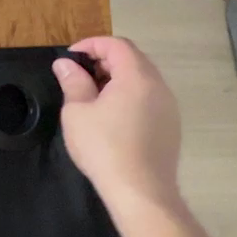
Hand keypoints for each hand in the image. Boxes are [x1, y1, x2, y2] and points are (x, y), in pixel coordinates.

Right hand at [53, 37, 183, 217]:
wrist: (141, 191)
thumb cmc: (104, 147)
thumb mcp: (77, 112)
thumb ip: (73, 82)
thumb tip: (66, 65)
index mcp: (137, 77)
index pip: (117, 45)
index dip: (91, 45)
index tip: (69, 59)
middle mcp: (159, 87)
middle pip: (133, 58)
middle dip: (104, 59)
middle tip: (79, 74)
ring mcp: (169, 107)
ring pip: (143, 78)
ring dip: (117, 77)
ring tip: (92, 94)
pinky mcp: (170, 125)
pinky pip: (149, 96)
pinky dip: (129, 93)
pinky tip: (111, 114)